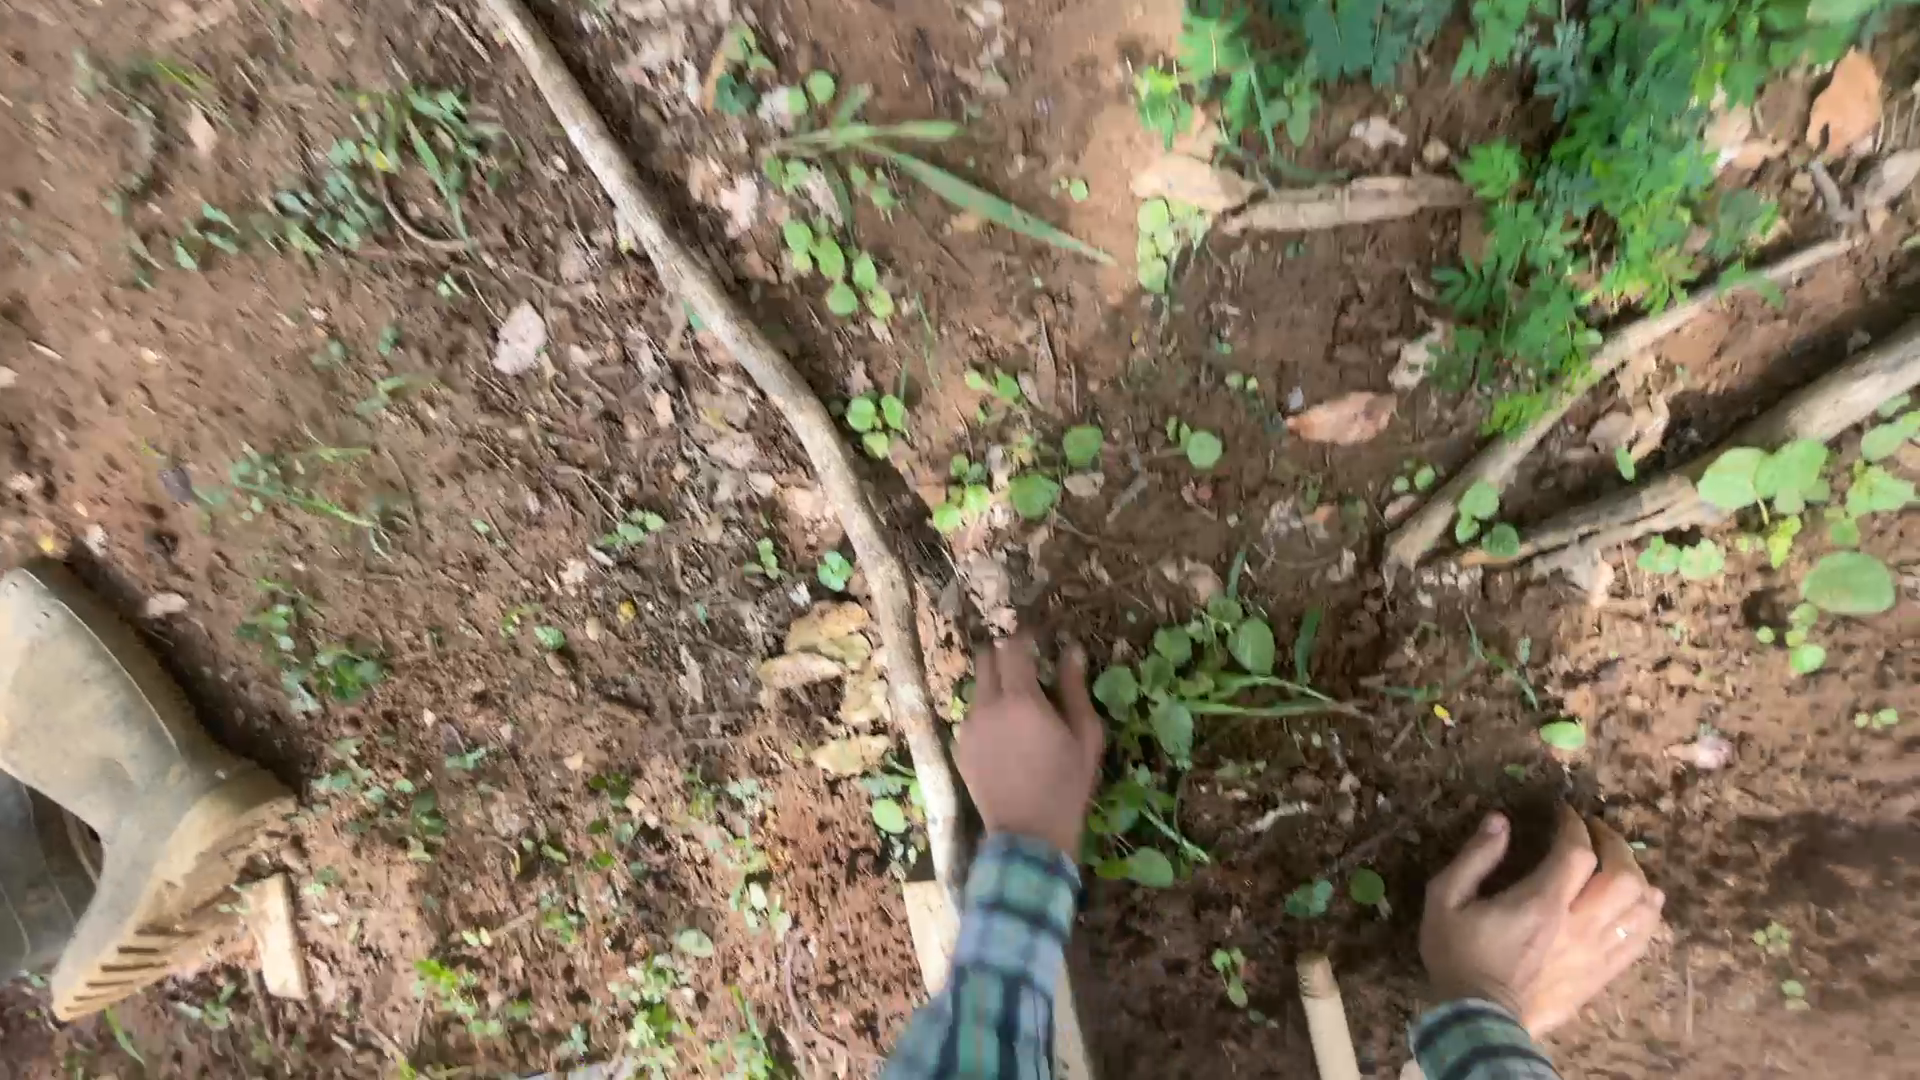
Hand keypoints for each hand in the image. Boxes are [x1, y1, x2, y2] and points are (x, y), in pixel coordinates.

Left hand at [955, 635, 1104, 857]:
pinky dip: (987, 713)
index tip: (1037, 637)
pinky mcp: (960, 747)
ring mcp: (968, 727)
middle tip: (1025, 664)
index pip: (1013, 648)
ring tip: (1018, 706)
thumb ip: (1074, 688)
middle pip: (985, 659)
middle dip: (1003, 654)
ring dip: (995, 685)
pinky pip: (972, 716)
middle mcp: (987, 706)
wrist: (1028, 835)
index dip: (1024, 637)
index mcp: (1020, 699)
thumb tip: (1072, 651)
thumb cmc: (1066, 784)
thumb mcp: (1084, 736)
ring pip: (977, 688)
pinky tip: (1006, 736)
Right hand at [1419, 804, 1664, 1035]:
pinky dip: (1646, 914)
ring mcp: (1598, 952)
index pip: (1577, 852)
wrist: (1480, 1015)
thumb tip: (1499, 820)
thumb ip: (1475, 857)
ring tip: (1618, 861)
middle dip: (1614, 844)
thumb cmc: (1457, 951)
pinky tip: (1638, 902)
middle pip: (1624, 876)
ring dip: (1637, 876)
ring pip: (1643, 908)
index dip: (1574, 825)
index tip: (1562, 810)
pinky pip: (1642, 940)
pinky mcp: (1605, 973)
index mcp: (1541, 902)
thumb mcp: (1446, 896)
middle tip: (1594, 829)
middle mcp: (1580, 924)